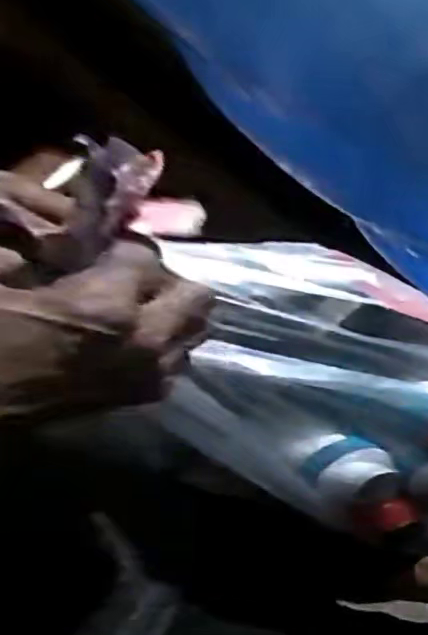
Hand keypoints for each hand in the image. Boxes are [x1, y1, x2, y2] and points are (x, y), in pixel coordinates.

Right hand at [0, 219, 211, 422]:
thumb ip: (21, 258)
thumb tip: (54, 243)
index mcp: (102, 308)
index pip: (145, 259)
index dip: (124, 246)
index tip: (105, 244)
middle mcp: (149, 340)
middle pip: (197, 295)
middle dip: (166, 279)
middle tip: (127, 276)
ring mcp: (158, 369)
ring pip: (198, 327)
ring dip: (174, 311)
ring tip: (132, 305)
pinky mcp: (153, 391)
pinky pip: (183, 355)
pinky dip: (166, 340)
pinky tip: (130, 336)